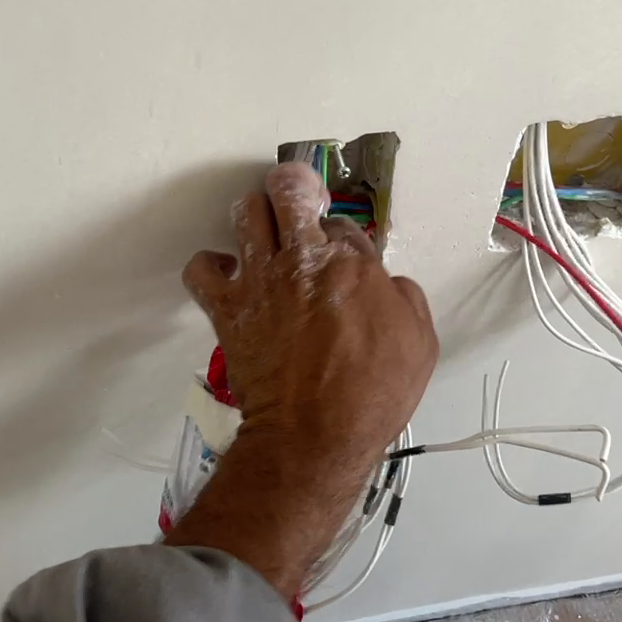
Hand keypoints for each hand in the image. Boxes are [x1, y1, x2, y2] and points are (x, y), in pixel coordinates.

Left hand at [166, 162, 437, 598]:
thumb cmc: (371, 393)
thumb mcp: (420, 340)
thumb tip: (384, 283)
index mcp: (352, 261)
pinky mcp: (227, 308)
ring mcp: (259, 279)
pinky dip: (210, 267)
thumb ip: (403, 297)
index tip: (345, 254)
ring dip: (255, 214)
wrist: (315, 436)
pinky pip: (201, 267)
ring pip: (244, 211)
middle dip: (294, 185)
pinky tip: (228, 277)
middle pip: (288, 187)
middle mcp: (302, 257)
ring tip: (264, 234)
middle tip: (299, 203)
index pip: (345, 223)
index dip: (345, 236)